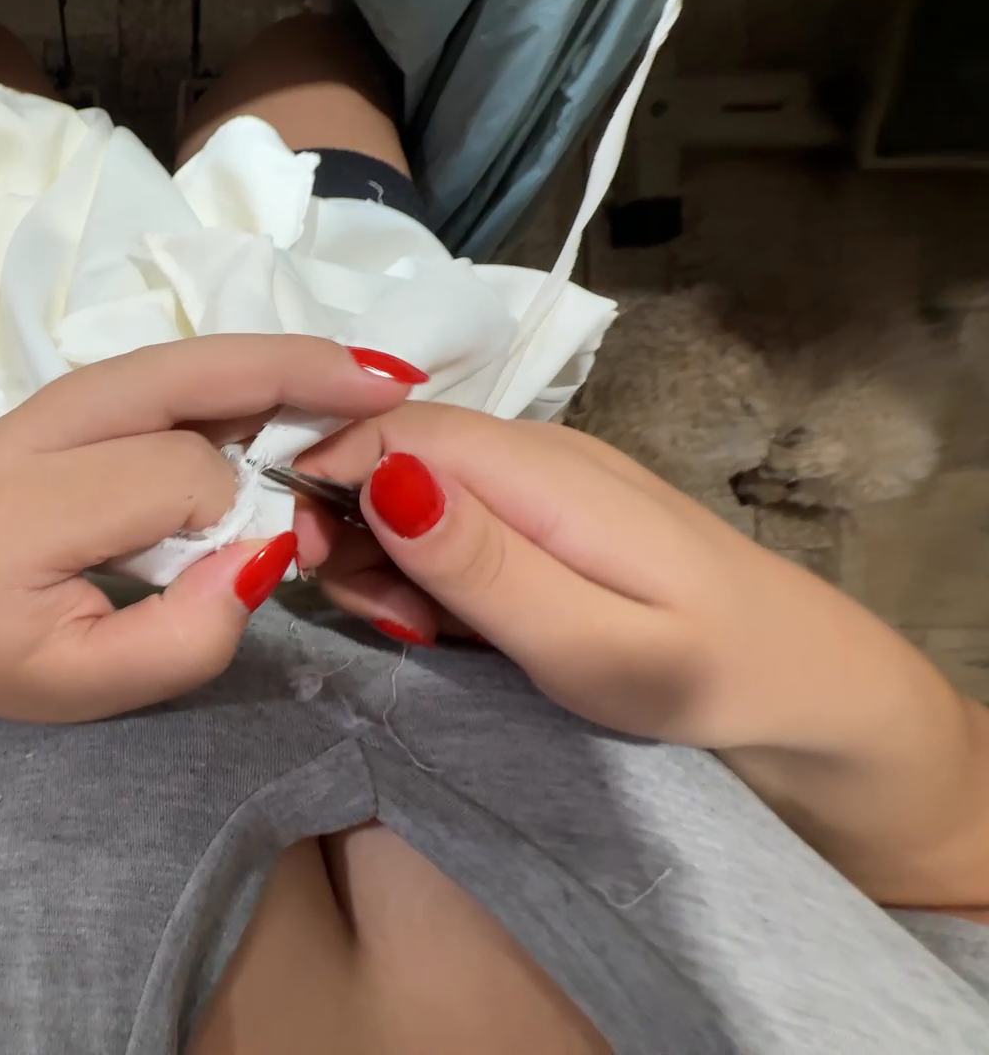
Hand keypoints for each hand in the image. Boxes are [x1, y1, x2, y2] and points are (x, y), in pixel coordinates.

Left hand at [0, 335, 419, 726]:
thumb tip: (267, 546)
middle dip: (284, 372)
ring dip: (256, 364)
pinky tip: (265, 391)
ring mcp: (21, 410)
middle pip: (171, 376)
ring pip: (160, 362)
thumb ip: (188, 635)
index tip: (255, 549)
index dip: (232, 507)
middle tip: (381, 381)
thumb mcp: (92, 687)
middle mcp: (19, 437)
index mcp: (26, 513)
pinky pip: (140, 376)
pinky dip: (213, 378)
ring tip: (341, 379)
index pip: (170, 474)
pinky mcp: (34, 407)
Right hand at [295, 401, 946, 753]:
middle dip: (352, 536)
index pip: (389, 427)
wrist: (817, 701)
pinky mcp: (529, 514)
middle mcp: (528, 454)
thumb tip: (381, 475)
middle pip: (386, 458)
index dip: (326, 479)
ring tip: (423, 630)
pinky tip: (446, 619)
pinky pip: (437, 521)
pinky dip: (417, 571)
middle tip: (388, 621)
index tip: (313, 561)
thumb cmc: (708, 682)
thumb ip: (481, 562)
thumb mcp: (590, 644)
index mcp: (540, 469)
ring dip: (383, 563)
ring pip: (402, 493)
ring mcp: (529, 483)